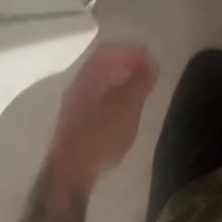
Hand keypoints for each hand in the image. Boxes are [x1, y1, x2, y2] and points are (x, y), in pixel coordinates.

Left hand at [45, 42, 158, 194]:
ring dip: (120, 77)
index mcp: (91, 74)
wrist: (68, 172)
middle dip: (128, 62)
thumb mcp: (128, 108)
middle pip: (104, 61)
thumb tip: (151, 64)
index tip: (153, 60)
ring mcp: (74, 99)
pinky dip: (112, 91)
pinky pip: (96, 92)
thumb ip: (140, 83)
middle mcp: (79, 81)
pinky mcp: (74, 116)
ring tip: (139, 89)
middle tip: (149, 72)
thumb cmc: (101, 136)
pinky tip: (122, 107)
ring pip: (99, 78)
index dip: (134, 50)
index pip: (112, 49)